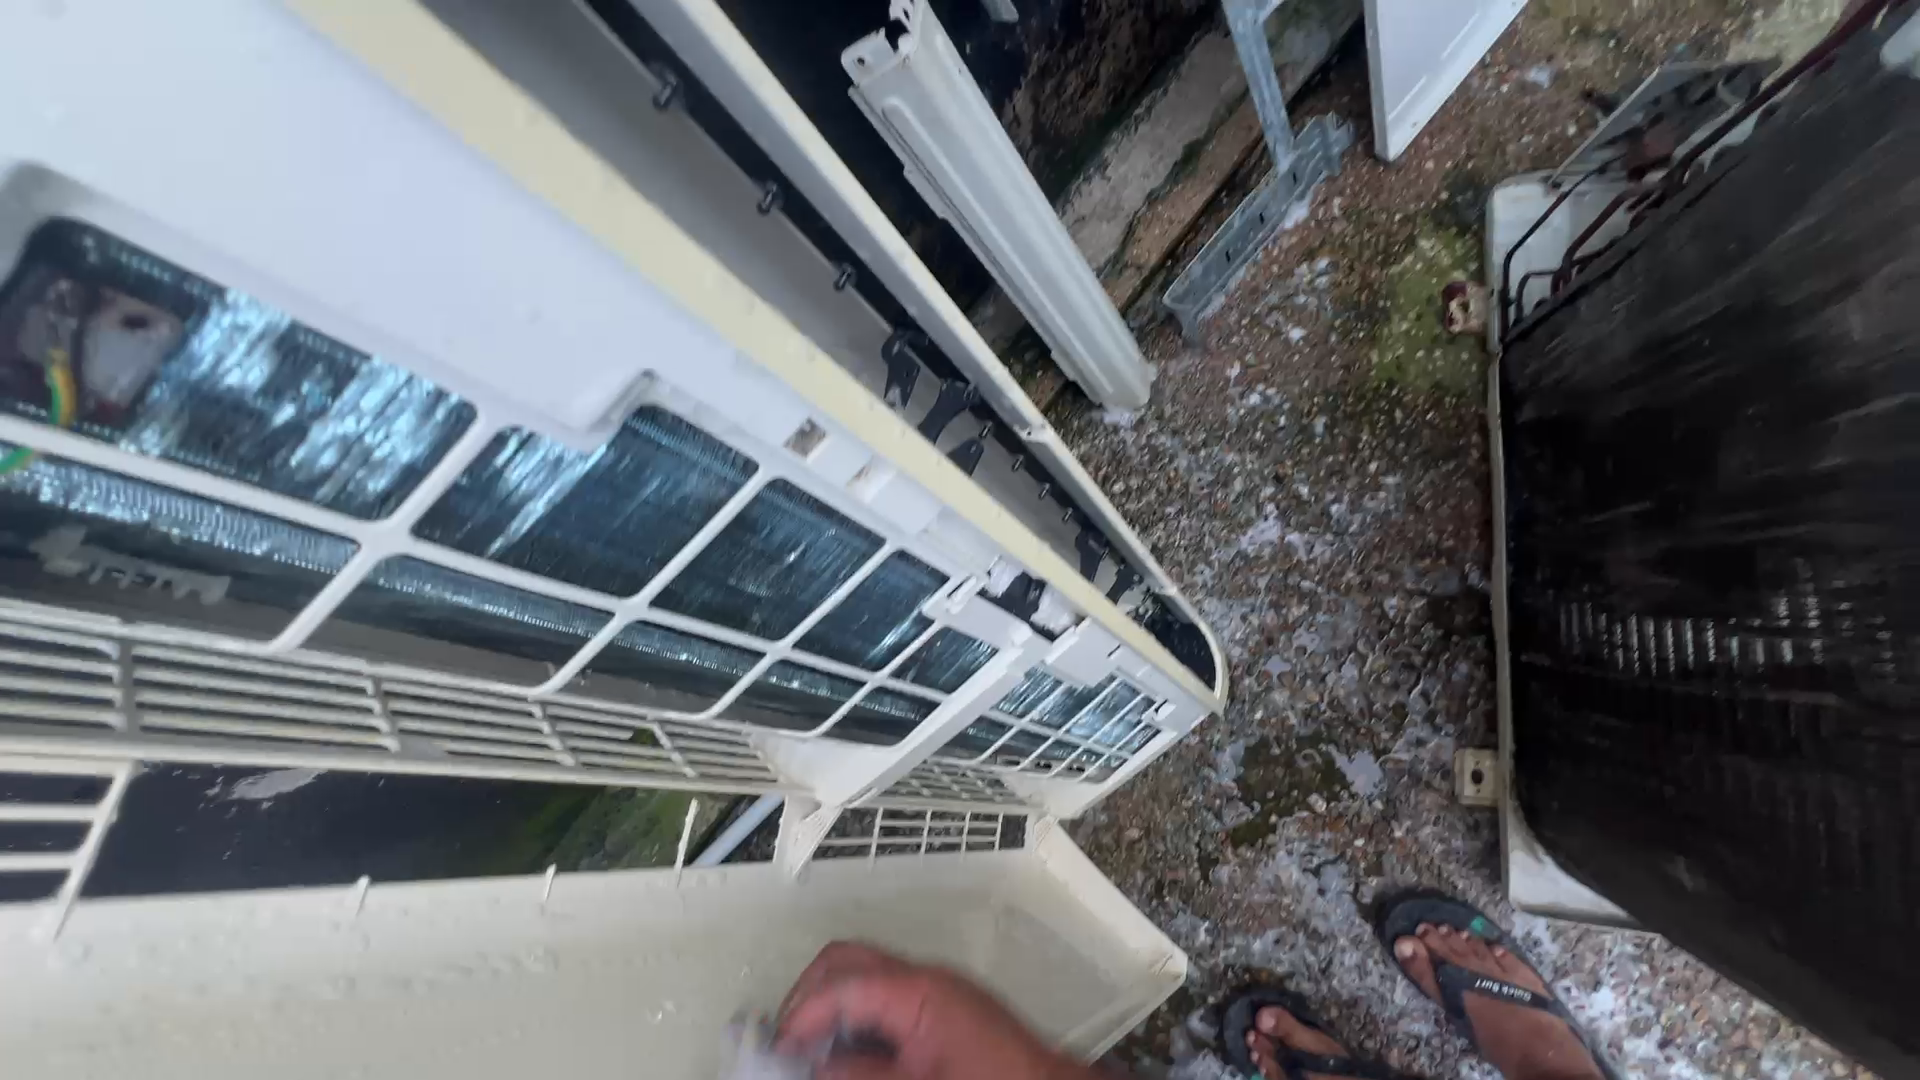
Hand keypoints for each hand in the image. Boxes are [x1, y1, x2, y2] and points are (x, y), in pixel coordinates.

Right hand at [777, 942, 1095, 1079]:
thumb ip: (865, 1075)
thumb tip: (816, 1067)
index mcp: (919, 990)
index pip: (842, 981)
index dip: (801, 1015)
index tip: (778, 1051)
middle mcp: (923, 978)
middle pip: (846, 960)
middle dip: (806, 995)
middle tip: (783, 1043)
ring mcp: (930, 990)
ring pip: (860, 975)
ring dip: (827, 1007)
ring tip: (806, 1054)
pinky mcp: (936, 1010)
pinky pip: (881, 1000)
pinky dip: (853, 1021)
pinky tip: (844, 1059)